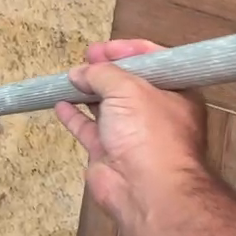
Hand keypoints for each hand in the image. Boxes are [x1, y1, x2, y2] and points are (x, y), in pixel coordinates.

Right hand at [53, 40, 208, 226]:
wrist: (145, 187)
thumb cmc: (149, 133)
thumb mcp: (129, 89)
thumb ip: (103, 74)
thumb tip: (80, 72)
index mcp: (175, 94)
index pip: (155, 63)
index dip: (130, 51)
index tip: (105, 48)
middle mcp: (154, 112)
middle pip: (128, 84)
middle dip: (107, 69)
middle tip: (87, 57)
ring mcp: (130, 133)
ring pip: (106, 105)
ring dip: (88, 90)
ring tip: (71, 76)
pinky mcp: (107, 151)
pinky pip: (88, 128)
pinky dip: (73, 115)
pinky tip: (60, 103)